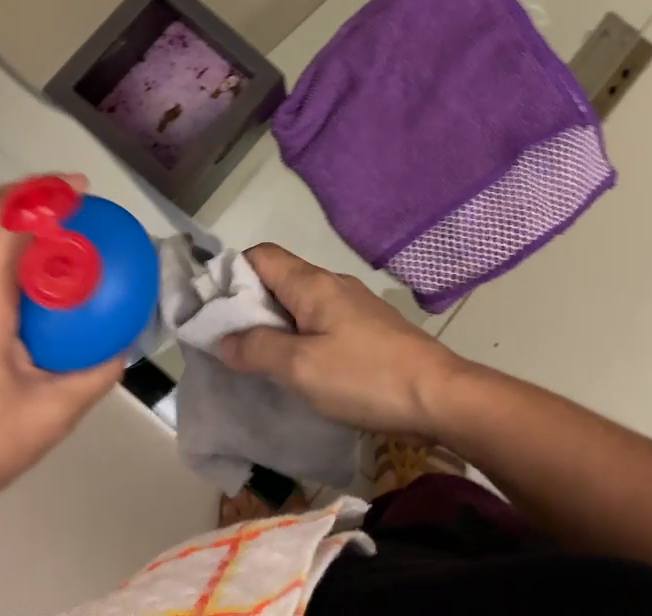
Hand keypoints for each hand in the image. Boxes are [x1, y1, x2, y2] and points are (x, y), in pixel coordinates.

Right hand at [219, 244, 471, 434]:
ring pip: (300, 303)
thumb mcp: (301, 368)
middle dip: (248, 305)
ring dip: (275, 325)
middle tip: (225, 342)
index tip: (211, 308)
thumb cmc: (365, 376)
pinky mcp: (369, 329)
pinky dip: (301, 337)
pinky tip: (298, 369)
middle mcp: (333, 284)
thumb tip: (223, 338)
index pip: (261, 255)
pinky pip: (322, 322)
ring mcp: (354, 306)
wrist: (439, 396)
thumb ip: (258, 349)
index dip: (231, 273)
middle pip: (279, 278)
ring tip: (256, 360)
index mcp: (312, 283)